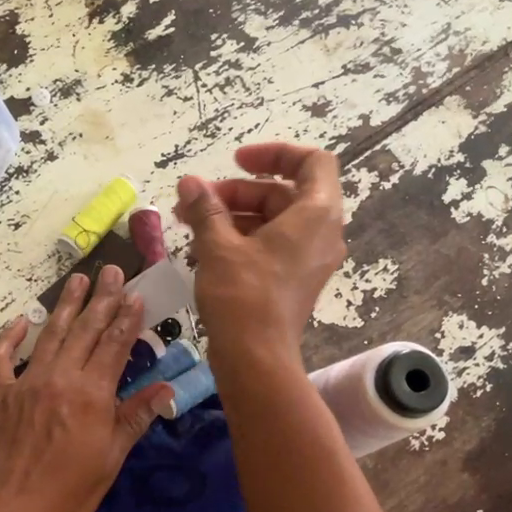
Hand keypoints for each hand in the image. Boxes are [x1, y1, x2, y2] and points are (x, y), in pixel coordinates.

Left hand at [0, 265, 172, 511]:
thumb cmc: (70, 494)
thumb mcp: (111, 459)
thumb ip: (134, 418)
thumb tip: (164, 388)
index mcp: (91, 394)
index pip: (114, 345)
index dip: (127, 318)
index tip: (136, 294)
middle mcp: (59, 378)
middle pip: (85, 331)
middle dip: (102, 299)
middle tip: (112, 271)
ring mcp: (26, 384)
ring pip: (50, 335)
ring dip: (66, 306)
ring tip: (78, 279)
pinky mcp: (1, 396)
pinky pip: (2, 358)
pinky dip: (10, 336)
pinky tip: (22, 319)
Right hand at [175, 143, 347, 371]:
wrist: (256, 358)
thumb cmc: (242, 295)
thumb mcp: (218, 246)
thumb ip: (206, 209)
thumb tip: (189, 182)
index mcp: (316, 214)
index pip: (311, 162)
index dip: (274, 153)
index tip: (235, 161)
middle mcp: (322, 233)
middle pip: (283, 193)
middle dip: (238, 192)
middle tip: (196, 203)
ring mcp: (309, 260)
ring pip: (274, 221)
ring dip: (233, 216)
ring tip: (190, 225)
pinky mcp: (294, 282)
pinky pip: (272, 246)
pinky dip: (242, 240)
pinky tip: (204, 250)